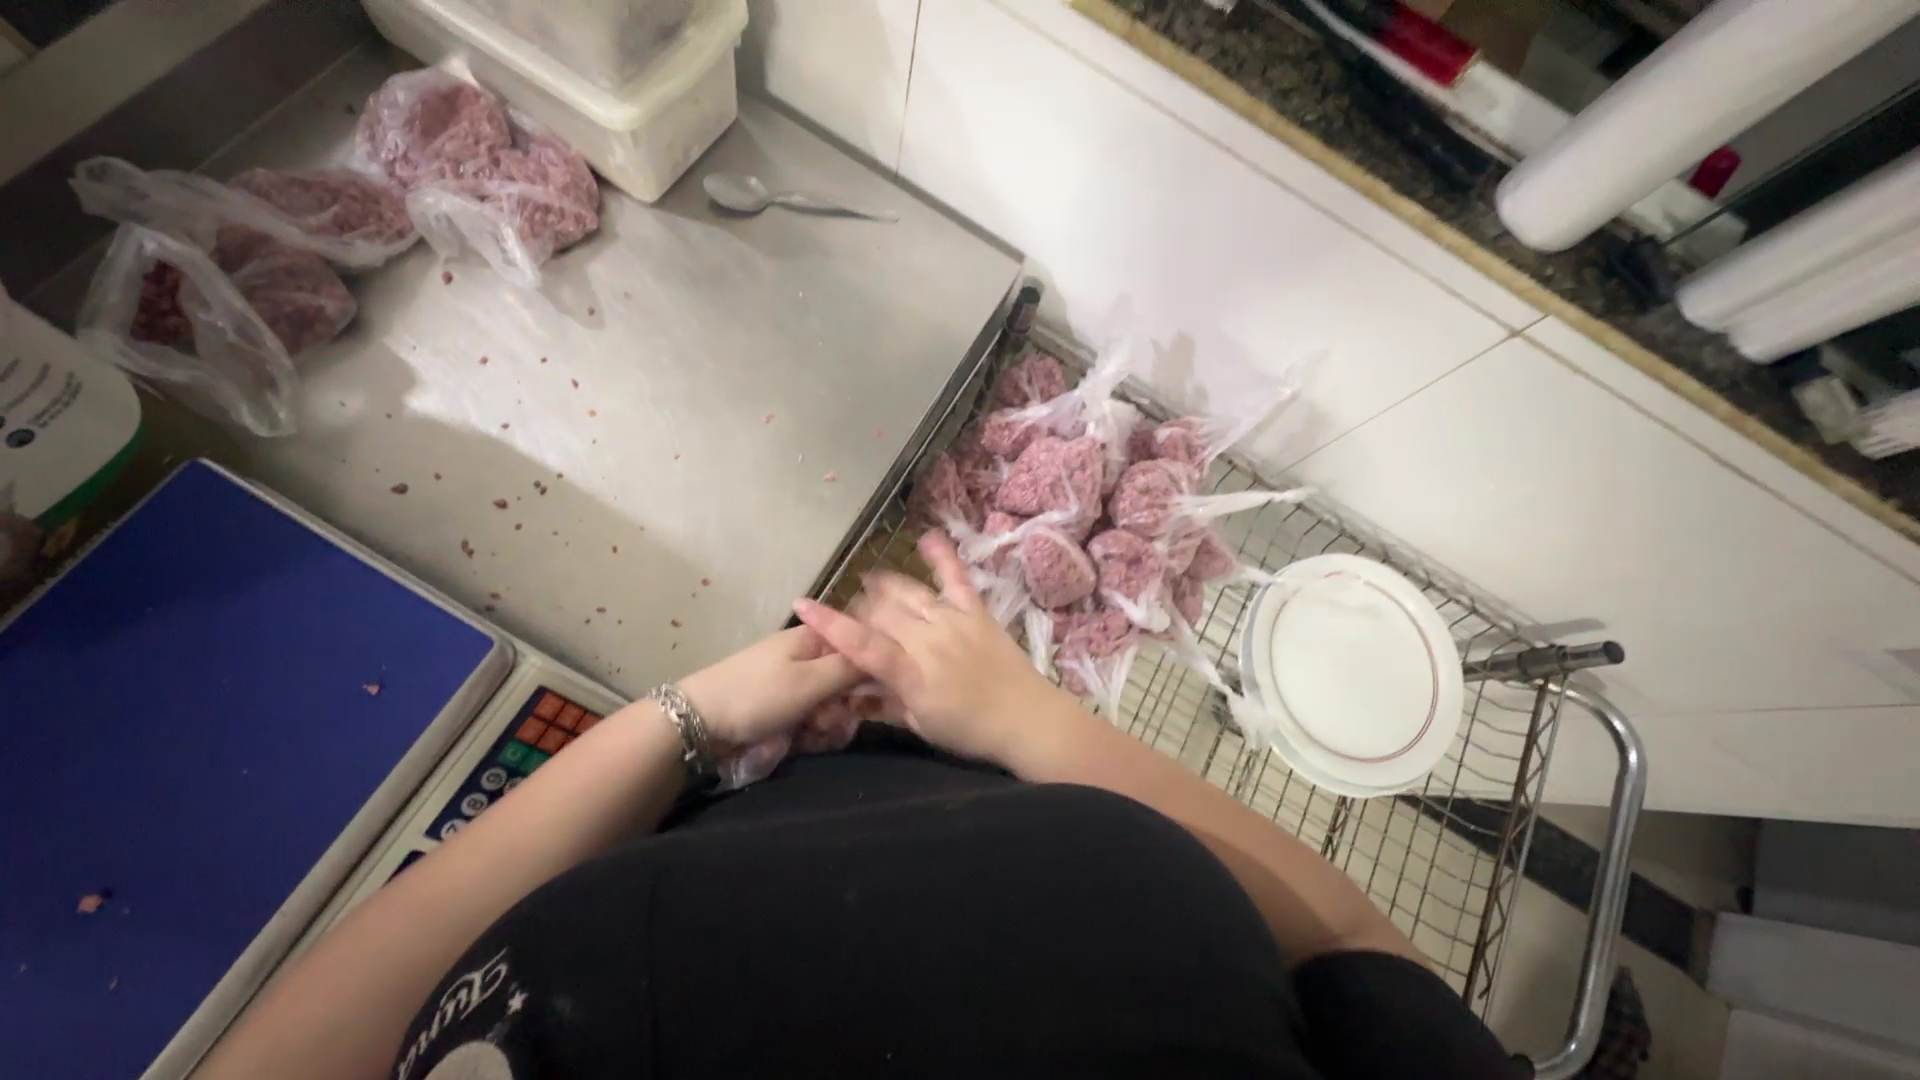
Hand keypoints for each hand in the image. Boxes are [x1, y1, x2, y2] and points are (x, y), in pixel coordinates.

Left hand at [676, 627, 863, 746]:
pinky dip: (811, 734)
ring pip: (834, 706)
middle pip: (850, 682)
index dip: (872, 672)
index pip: (861, 647)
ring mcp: (795, 685)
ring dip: (828, 725)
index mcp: (815, 638)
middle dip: (845, 707)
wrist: (699, 725)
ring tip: (810, 735)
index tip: (872, 696)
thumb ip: (852, 668)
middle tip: (827, 721)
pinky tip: (801, 743)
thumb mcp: (810, 680)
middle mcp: (808, 658)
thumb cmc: (757, 695)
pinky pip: (813, 721)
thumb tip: (887, 652)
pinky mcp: (785, 710)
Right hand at [793, 532, 1075, 765]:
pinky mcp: (976, 611)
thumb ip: (883, 702)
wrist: (1028, 720)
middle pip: (881, 613)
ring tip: (869, 584)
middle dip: (857, 611)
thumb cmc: (970, 732)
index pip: (862, 644)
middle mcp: (930, 640)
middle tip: (849, 617)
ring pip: (907, 593)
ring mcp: (955, 620)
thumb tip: (848, 688)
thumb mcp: (919, 726)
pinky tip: (926, 537)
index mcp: (913, 674)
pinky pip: (955, 578)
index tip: (803, 606)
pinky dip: (941, 556)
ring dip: (883, 586)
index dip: (830, 623)